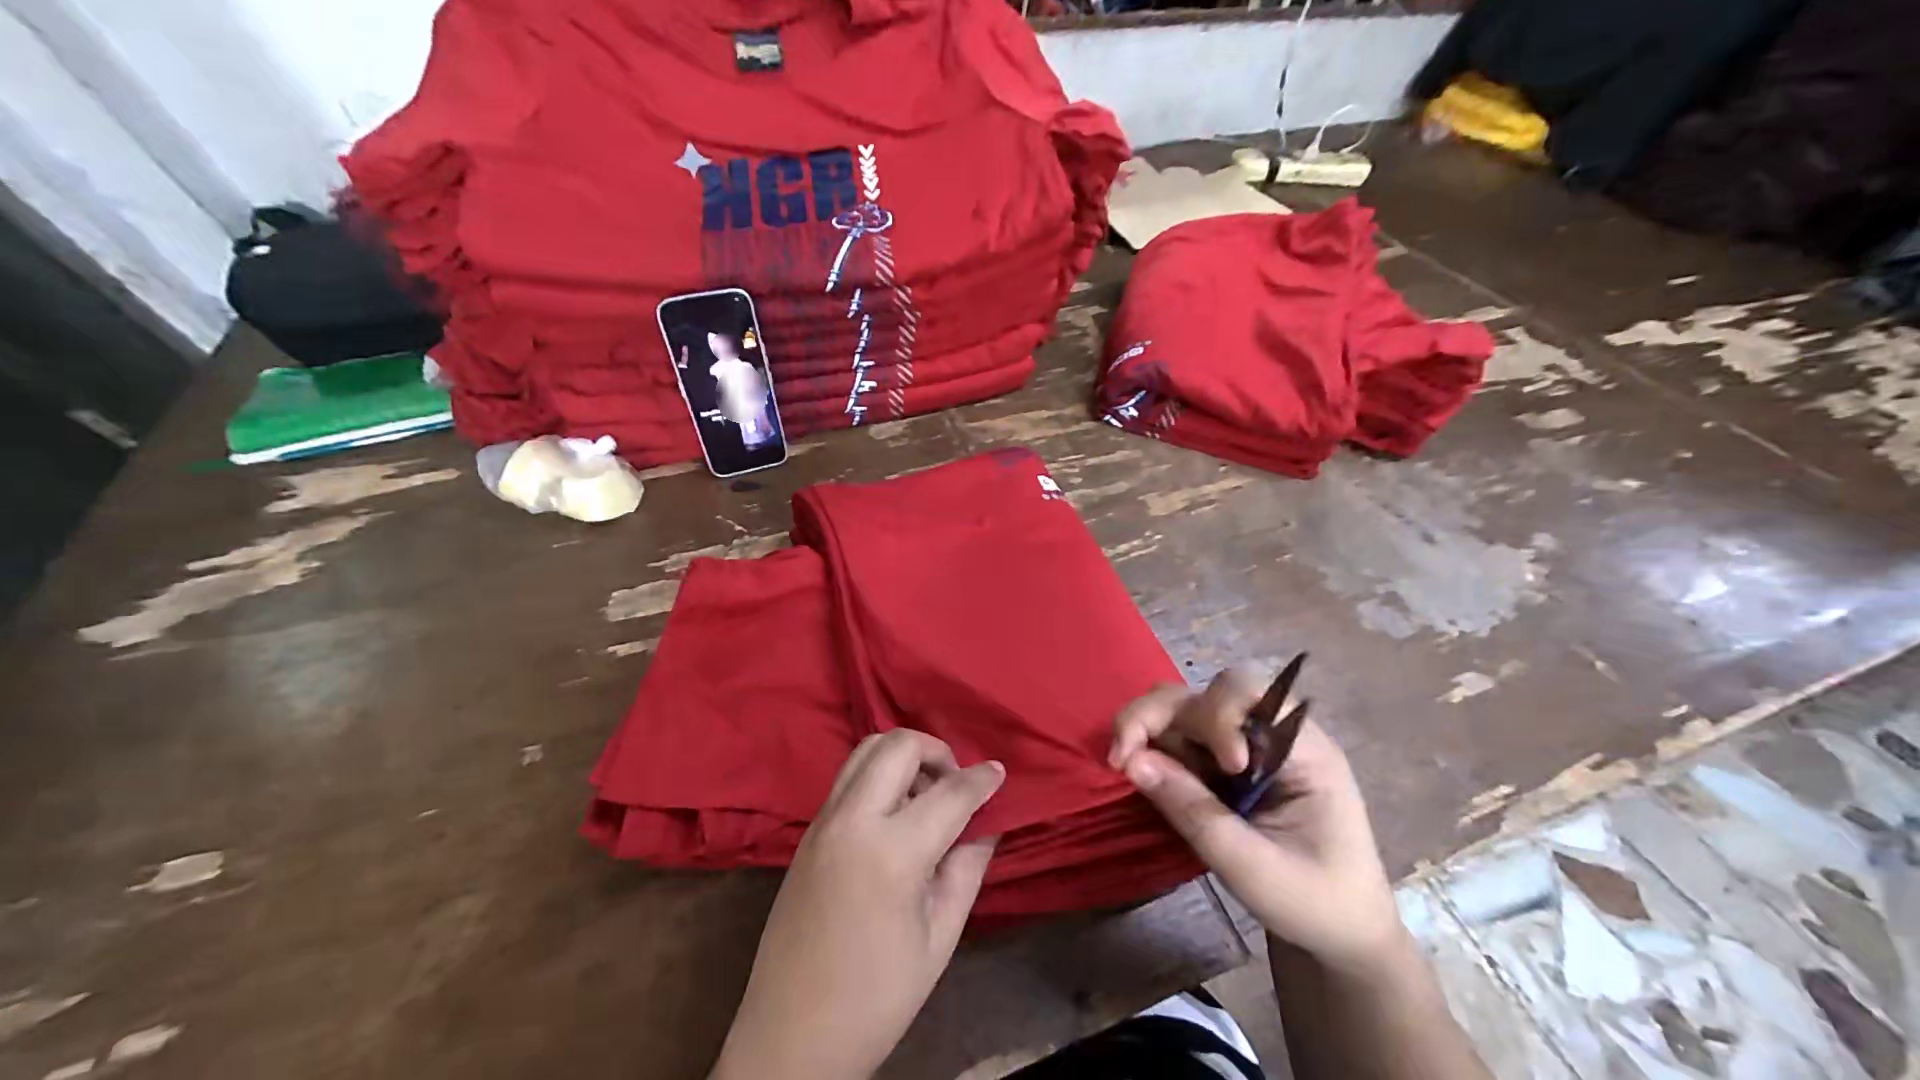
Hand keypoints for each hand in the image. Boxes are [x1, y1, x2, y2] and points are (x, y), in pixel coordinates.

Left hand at [710, 731, 1005, 1079]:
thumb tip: (987, 822)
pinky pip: (847, 778)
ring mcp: (822, 822)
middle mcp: (851, 821)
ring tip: (926, 796)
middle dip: (936, 752)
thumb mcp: (939, 937)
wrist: (791, 1035)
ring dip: (902, 757)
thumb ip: (967, 867)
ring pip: (865, 750)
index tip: (1000, 772)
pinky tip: (895, 814)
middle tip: (956, 786)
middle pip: (897, 746)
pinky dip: (878, 775)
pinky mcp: (807, 832)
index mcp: (889, 853)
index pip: (948, 794)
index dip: (981, 780)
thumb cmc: (877, 997)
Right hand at [1108, 669, 1405, 973]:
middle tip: (1122, 757)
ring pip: (1185, 710)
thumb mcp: (1256, 871)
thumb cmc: (1315, 904)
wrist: (1342, 934)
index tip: (1226, 769)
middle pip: (1205, 694)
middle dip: (1158, 716)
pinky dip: (1152, 746)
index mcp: (1303, 751)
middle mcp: (1269, 736)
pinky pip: (1181, 737)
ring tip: (1125, 763)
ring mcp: (1244, 748)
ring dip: (1149, 728)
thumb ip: (1196, 814)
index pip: (1250, 692)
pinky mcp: (1222, 764)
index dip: (1218, 714)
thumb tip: (1133, 762)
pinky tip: (1140, 771)